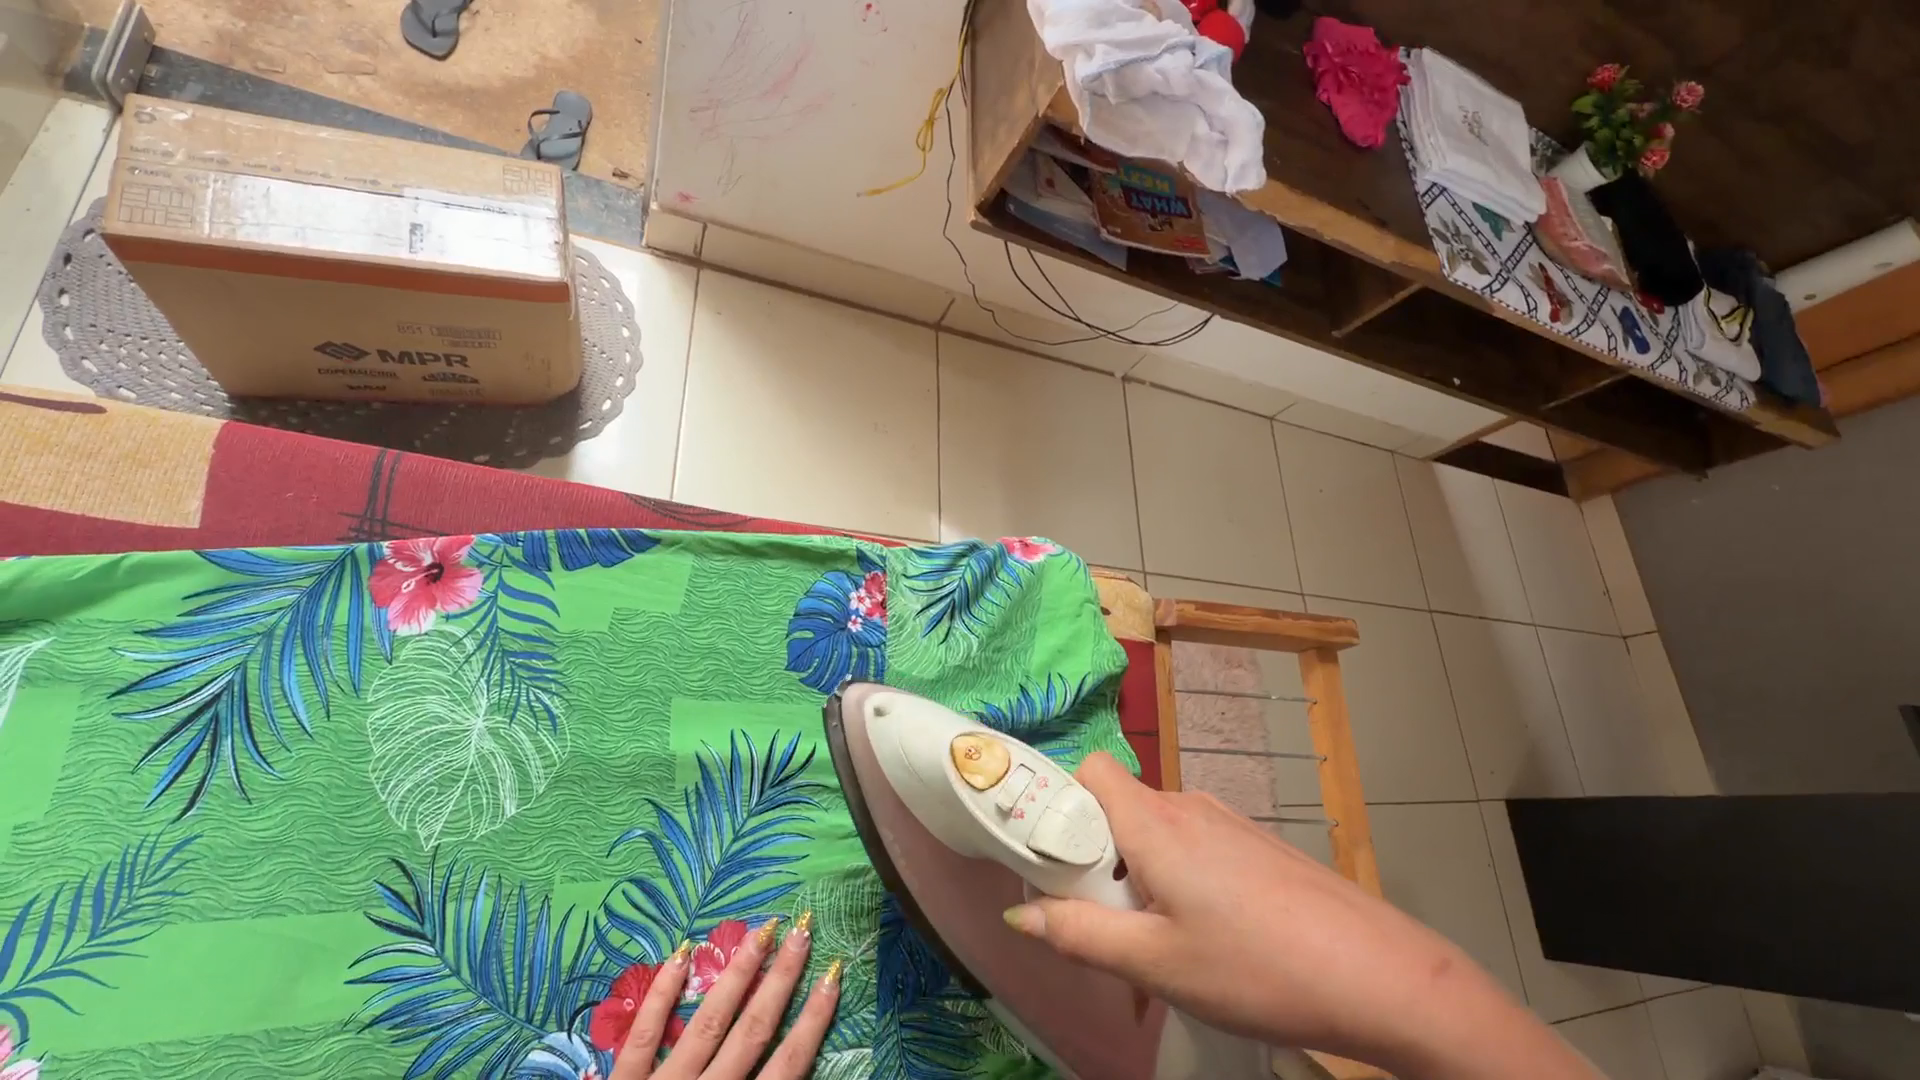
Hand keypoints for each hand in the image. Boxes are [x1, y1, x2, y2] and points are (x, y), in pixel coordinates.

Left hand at [609, 916, 841, 1079]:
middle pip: (753, 1030)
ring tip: (761, 931)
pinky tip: (682, 955)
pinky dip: (660, 995)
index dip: (812, 1020)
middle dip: (781, 979)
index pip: (786, 1066)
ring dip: (737, 974)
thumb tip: (800, 1076)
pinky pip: (643, 1036)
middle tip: (803, 930)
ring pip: (707, 1021)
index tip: (833, 975)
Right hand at [1001, 754, 1599, 1079]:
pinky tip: (1202, 942)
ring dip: (1137, 880)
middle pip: (1117, 809)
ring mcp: (1227, 823)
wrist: (1381, 976)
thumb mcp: (1155, 962)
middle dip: (1097, 862)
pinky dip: (1176, 883)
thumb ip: (1078, 933)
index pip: (1089, 770)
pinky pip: (1193, 850)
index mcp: (1155, 822)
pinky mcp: (1255, 845)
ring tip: (1153, 949)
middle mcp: (1188, 807)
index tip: (1054, 861)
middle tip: (1104, 927)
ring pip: (1155, 835)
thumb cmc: (1256, 966)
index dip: (1060, 804)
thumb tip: (1017, 914)